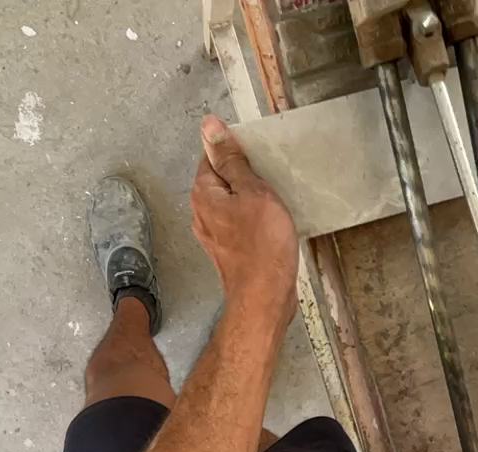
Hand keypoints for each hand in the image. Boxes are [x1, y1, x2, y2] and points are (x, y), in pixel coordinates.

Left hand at [191, 115, 298, 324]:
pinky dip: (254, 223)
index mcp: (203, 193)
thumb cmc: (262, 246)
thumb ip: (232, 160)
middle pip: (224, 181)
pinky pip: (240, 226)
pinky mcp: (229, 253)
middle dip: (246, 179)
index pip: (214, 156)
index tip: (262, 163)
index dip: (239, 154)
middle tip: (272, 183)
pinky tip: (272, 228)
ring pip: (233, 205)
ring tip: (275, 206)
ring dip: (252, 202)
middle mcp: (202, 213)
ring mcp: (214, 236)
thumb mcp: (253, 192)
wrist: (265, 299)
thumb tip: (209, 125)